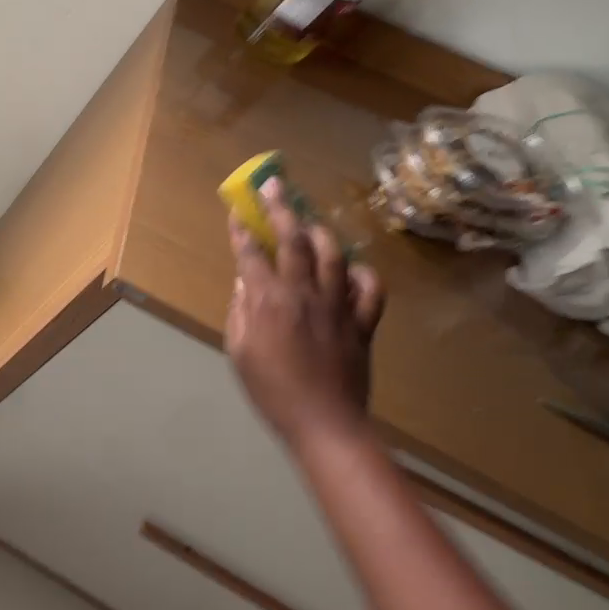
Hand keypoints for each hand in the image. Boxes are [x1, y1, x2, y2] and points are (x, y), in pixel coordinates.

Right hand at [226, 178, 386, 453]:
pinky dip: (363, 274)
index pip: (251, 254)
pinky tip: (353, 268)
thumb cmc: (271, 389)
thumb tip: (244, 284)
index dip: (242, 230)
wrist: (325, 423)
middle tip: (274, 186)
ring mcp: (337, 307)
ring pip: (334, 256)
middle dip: (281, 209)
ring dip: (320, 232)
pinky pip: (370, 291)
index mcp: (268, 301)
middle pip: (294, 241)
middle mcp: (303, 295)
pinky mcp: (362, 325)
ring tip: (310, 221)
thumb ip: (240, 311)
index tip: (237, 211)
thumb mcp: (238, 350)